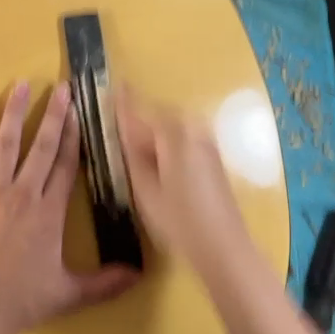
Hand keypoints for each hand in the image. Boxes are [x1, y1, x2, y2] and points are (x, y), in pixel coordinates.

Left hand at [0, 82, 139, 333]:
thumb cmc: (22, 300)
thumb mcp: (68, 293)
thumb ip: (104, 282)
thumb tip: (140, 275)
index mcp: (50, 212)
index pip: (65, 166)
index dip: (74, 137)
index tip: (80, 112)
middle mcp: (25, 193)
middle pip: (43, 146)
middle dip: (54, 114)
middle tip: (61, 87)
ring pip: (7, 143)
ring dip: (15, 112)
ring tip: (20, 84)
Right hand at [116, 87, 255, 276]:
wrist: (224, 247)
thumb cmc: (179, 220)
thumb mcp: (145, 188)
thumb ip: (131, 150)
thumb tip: (121, 125)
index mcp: (173, 132)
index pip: (141, 108)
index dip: (123, 100)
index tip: (110, 86)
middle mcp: (193, 128)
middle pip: (157, 114)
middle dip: (139, 121)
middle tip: (120, 138)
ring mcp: (206, 139)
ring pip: (171, 124)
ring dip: (153, 132)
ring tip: (138, 156)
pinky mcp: (213, 153)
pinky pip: (183, 135)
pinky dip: (168, 141)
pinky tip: (160, 164)